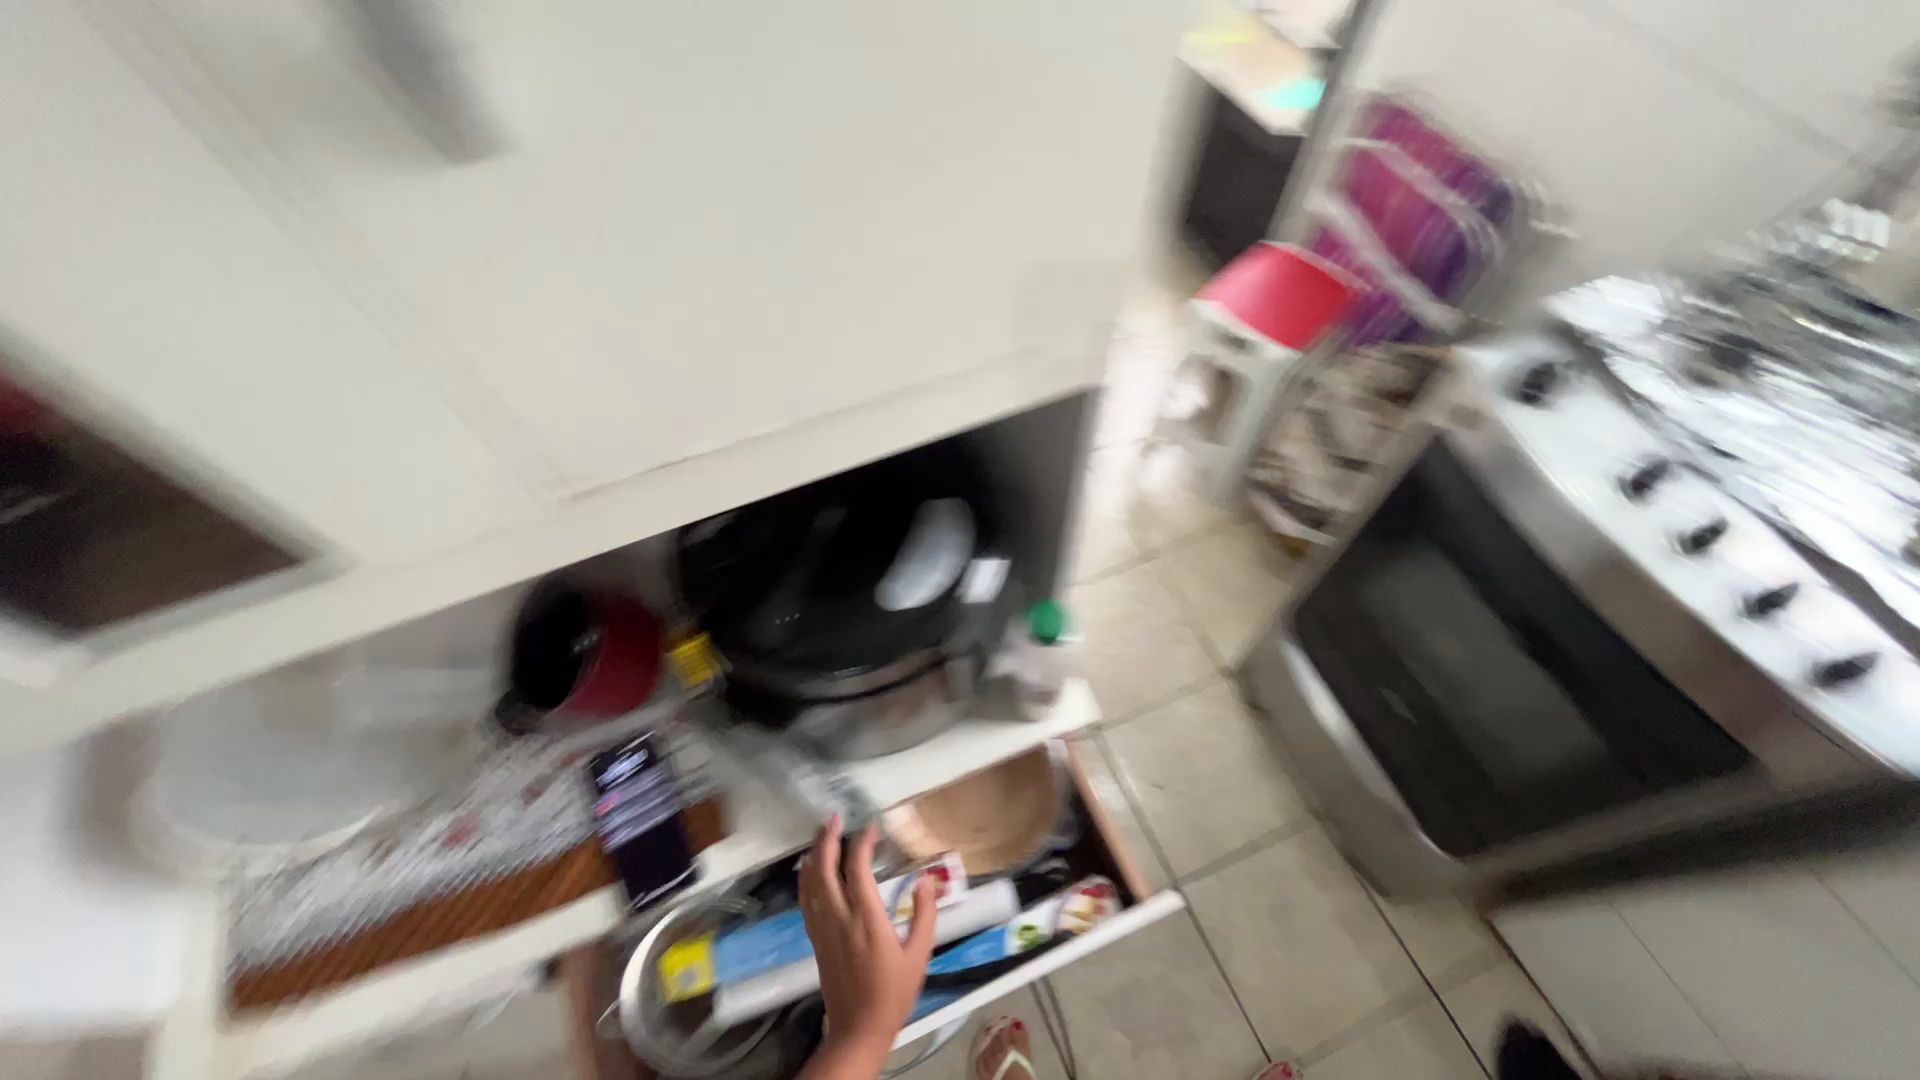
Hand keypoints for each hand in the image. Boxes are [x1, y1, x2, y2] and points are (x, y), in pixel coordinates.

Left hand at [799, 816, 937, 1050]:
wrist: (858, 1029)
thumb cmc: (894, 993)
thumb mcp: (919, 955)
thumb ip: (925, 914)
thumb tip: (925, 880)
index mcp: (867, 920)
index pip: (857, 869)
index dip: (862, 843)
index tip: (871, 826)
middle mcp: (840, 919)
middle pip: (825, 869)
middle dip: (827, 839)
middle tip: (834, 818)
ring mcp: (823, 928)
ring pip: (811, 883)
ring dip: (814, 854)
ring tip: (821, 833)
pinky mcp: (815, 939)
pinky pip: (806, 901)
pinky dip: (806, 878)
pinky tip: (809, 868)